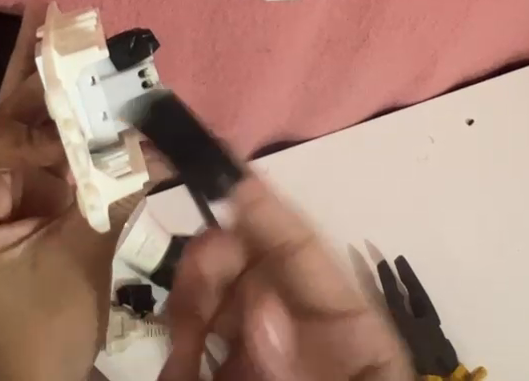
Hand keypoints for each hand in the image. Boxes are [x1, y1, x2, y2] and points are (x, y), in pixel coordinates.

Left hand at [0, 18, 122, 380]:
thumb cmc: (41, 331)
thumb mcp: (78, 264)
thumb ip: (114, 197)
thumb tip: (157, 147)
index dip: (25, 130)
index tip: (68, 148)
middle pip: (4, 114)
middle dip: (39, 76)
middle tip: (65, 19)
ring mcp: (0, 186)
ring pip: (25, 120)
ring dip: (57, 86)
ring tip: (76, 31)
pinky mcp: (27, 192)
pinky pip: (47, 144)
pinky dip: (71, 119)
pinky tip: (89, 82)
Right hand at [161, 176, 413, 379]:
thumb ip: (297, 369)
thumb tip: (261, 310)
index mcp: (351, 334)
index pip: (305, 251)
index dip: (265, 206)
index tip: (221, 168)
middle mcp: (303, 336)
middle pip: (251, 268)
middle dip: (214, 263)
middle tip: (190, 284)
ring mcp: (263, 362)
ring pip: (215, 305)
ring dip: (190, 310)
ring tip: (180, 351)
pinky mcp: (226, 380)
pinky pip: (195, 356)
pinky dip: (179, 357)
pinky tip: (177, 370)